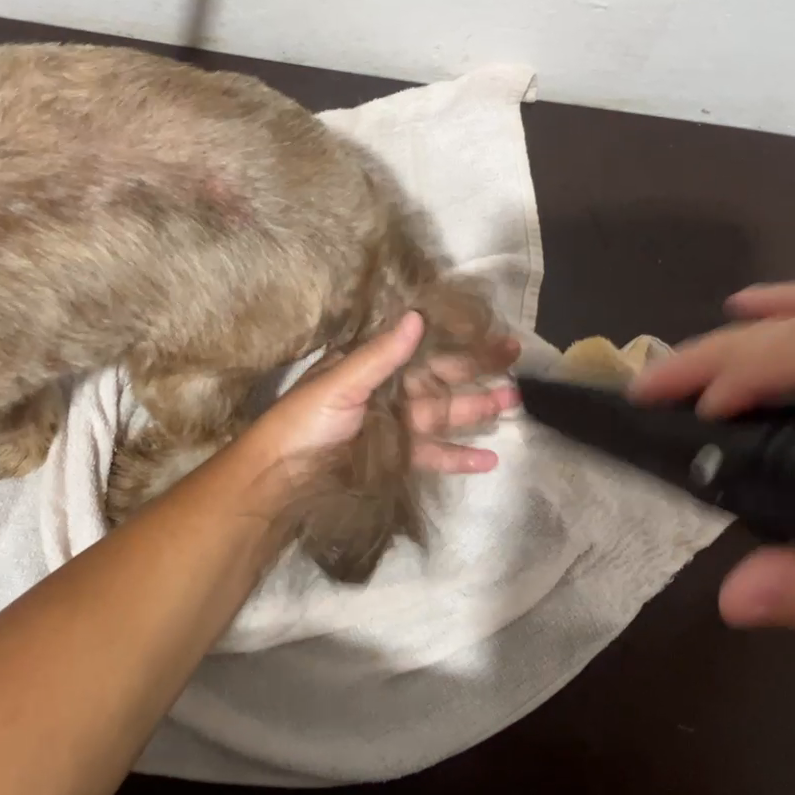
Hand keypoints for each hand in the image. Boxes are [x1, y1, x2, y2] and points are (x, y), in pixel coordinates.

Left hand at [244, 312, 520, 478]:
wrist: (278, 479)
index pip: (421, 348)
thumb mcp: (340, 383)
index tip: (491, 334)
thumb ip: (381, 355)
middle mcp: (386, 392)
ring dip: (475, 409)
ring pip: (442, 414)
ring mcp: (393, 428)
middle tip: (516, 366)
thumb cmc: (304, 423)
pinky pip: (433, 455)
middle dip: (476, 372)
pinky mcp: (395, 462)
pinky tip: (489, 457)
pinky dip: (459, 457)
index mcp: (370, 367)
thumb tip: (416, 316)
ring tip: (513, 403)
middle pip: (438, 379)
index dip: (456, 342)